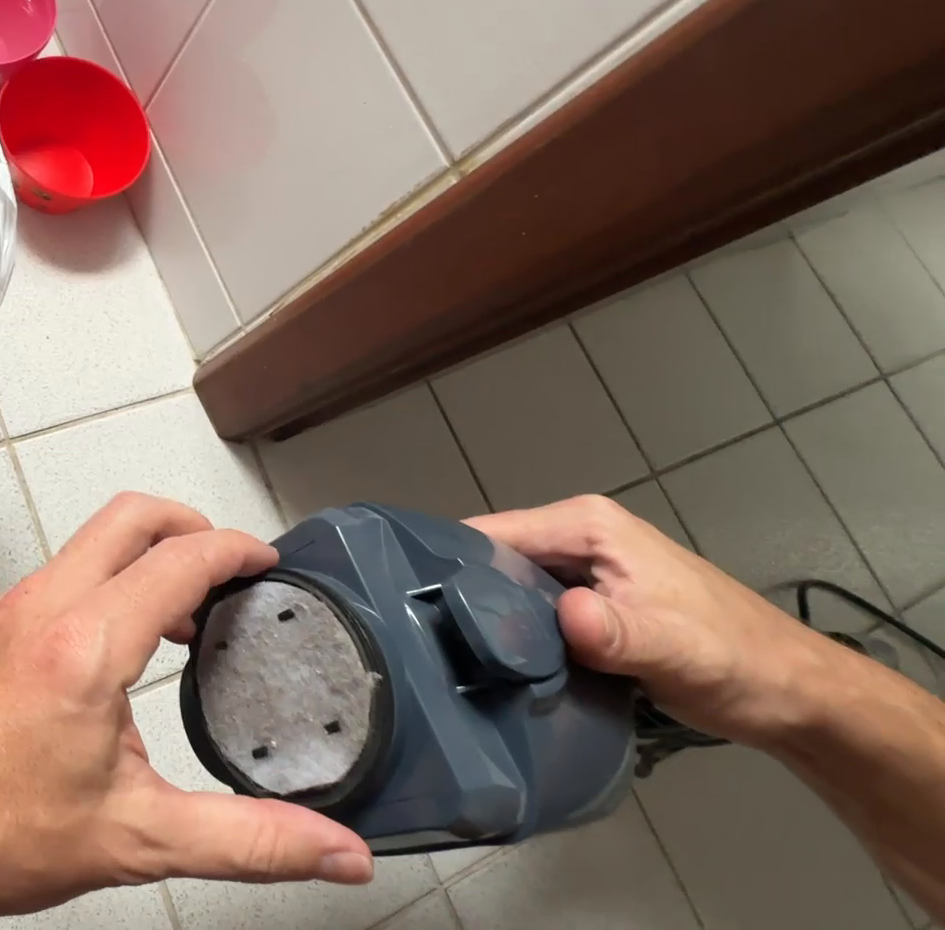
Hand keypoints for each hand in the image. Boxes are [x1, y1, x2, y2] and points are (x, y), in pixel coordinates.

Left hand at [0, 493, 373, 928]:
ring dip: (148, 550)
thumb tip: (328, 848)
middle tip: (229, 560)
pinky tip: (128, 632)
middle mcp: (43, 609)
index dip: (234, 550)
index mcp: (83, 648)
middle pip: (130, 515)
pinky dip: (112, 575)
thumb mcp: (135, 838)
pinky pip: (66, 568)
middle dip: (191, 523)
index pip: (177, 560)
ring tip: (190, 603)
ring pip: (92, 538)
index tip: (263, 560)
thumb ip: (250, 840)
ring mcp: (13, 609)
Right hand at [466, 495, 842, 747]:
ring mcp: (579, 563)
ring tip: (454, 648)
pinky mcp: (583, 594)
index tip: (420, 607)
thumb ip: (616, 632)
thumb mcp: (674, 649)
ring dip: (485, 611)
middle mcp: (575, 532)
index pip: (490, 532)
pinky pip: (527, 601)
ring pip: (506, 580)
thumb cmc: (736, 662)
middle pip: (491, 555)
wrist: (799, 697)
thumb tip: (563, 616)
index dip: (452, 565)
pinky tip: (496, 653)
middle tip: (432, 636)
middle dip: (463, 591)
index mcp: (585, 524)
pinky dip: (510, 624)